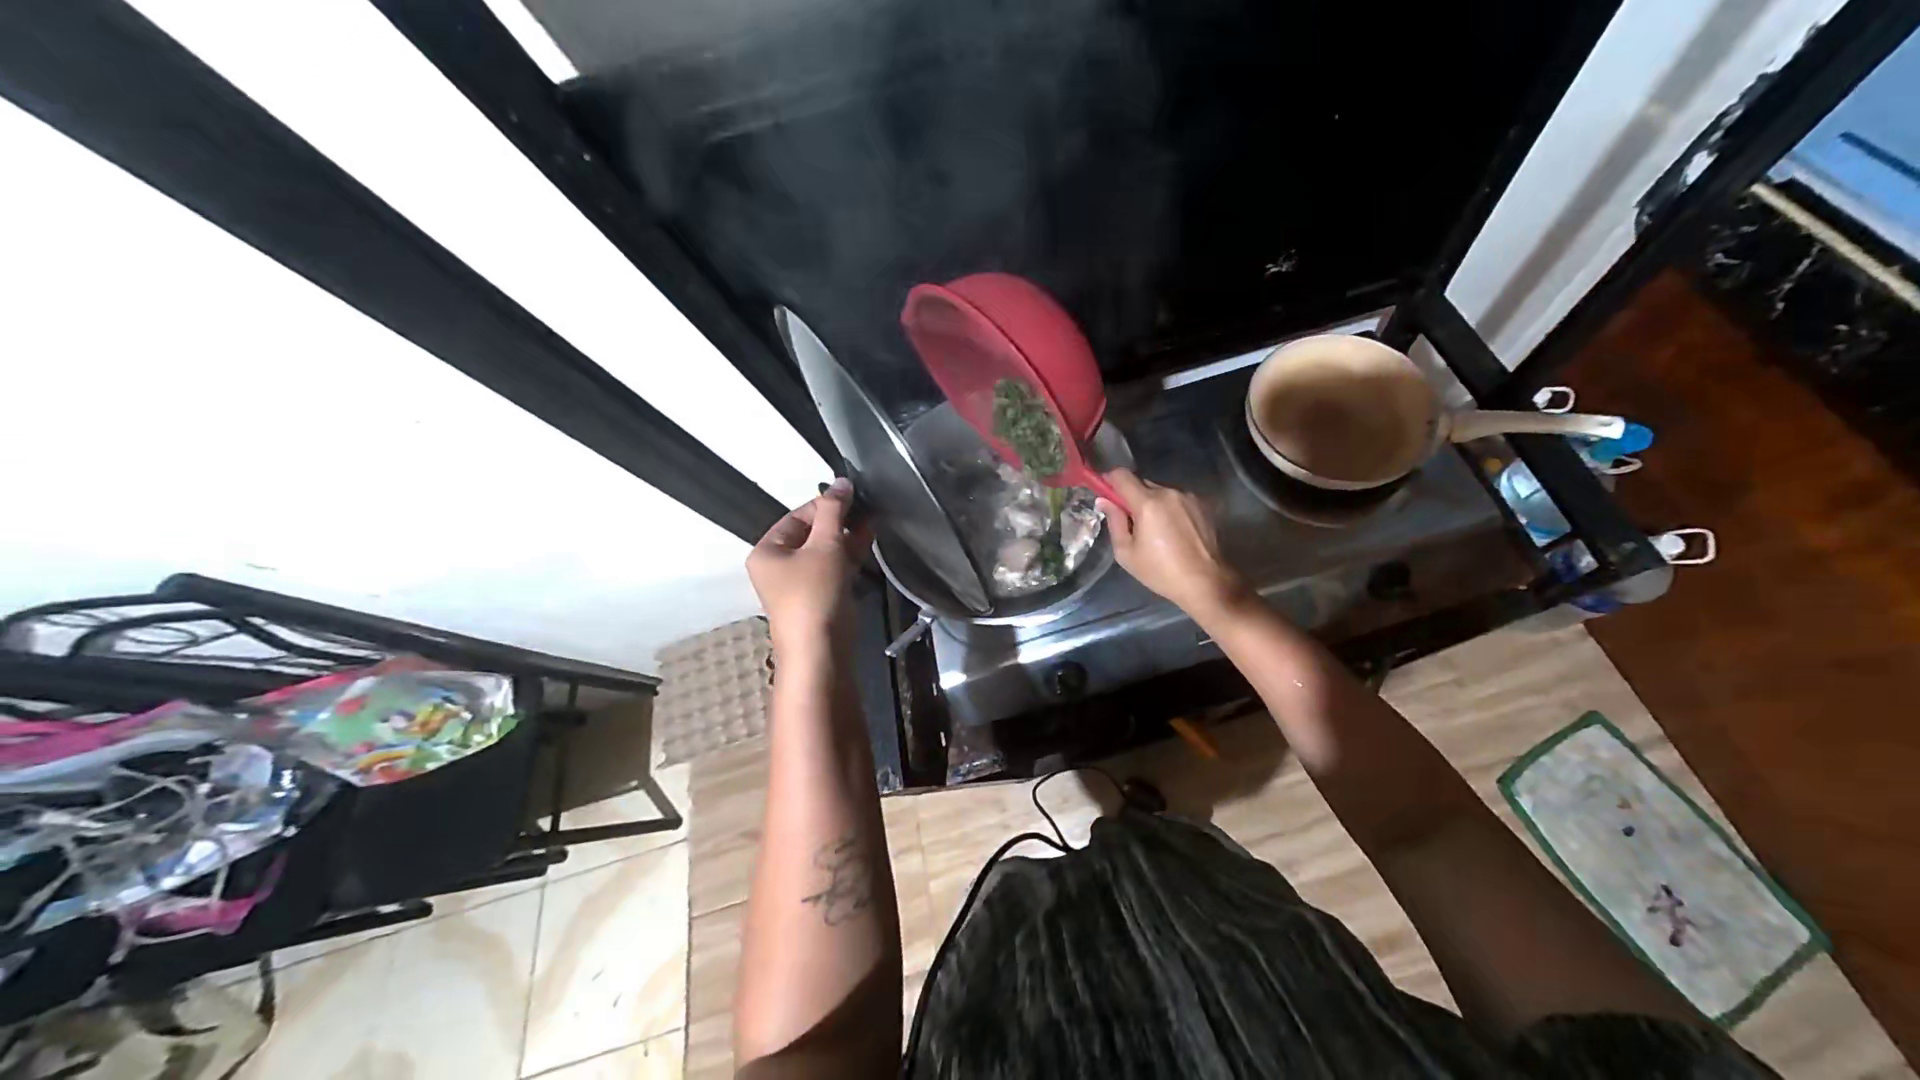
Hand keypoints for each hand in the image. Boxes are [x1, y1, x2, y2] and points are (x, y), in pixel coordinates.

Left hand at [747, 478, 867, 646]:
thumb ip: (834, 511)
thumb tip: (843, 481)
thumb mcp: (824, 546)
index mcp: (767, 551)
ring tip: (873, 519)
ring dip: (847, 537)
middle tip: (868, 506)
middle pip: (810, 533)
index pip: (797, 516)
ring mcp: (800, 584)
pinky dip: (849, 556)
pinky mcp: (820, 598)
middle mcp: (779, 566)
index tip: (855, 495)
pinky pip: (833, 569)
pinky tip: (869, 540)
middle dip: (839, 521)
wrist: (821, 652)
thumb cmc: (815, 594)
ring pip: (824, 552)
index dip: (825, 504)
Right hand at [1097, 468, 1247, 619]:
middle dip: (1131, 496)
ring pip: (1160, 491)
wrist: (1205, 582)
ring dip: (1151, 503)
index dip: (1109, 479)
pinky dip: (1168, 508)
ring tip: (1154, 529)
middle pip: (1142, 483)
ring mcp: (1188, 497)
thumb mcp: (1126, 553)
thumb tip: (1104, 500)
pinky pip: (1176, 499)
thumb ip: (1114, 521)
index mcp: (1148, 503)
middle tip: (1129, 520)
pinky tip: (1172, 530)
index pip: (1122, 475)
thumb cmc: (1160, 572)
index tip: (1104, 491)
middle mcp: (1169, 493)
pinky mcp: (1202, 504)